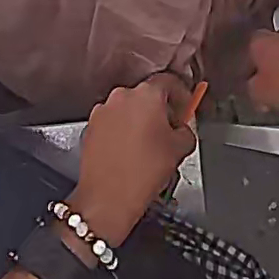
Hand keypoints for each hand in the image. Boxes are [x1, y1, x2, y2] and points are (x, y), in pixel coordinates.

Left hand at [69, 75, 195, 243]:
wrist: (108, 197)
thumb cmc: (142, 172)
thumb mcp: (180, 148)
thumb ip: (186, 129)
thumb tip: (183, 128)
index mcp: (146, 95)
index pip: (169, 81)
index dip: (182, 94)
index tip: (185, 105)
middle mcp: (121, 97)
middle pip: (147, 95)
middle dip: (160, 110)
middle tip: (170, 130)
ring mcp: (103, 111)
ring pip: (128, 109)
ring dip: (140, 121)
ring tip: (149, 146)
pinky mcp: (91, 126)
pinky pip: (113, 122)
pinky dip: (123, 131)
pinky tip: (131, 152)